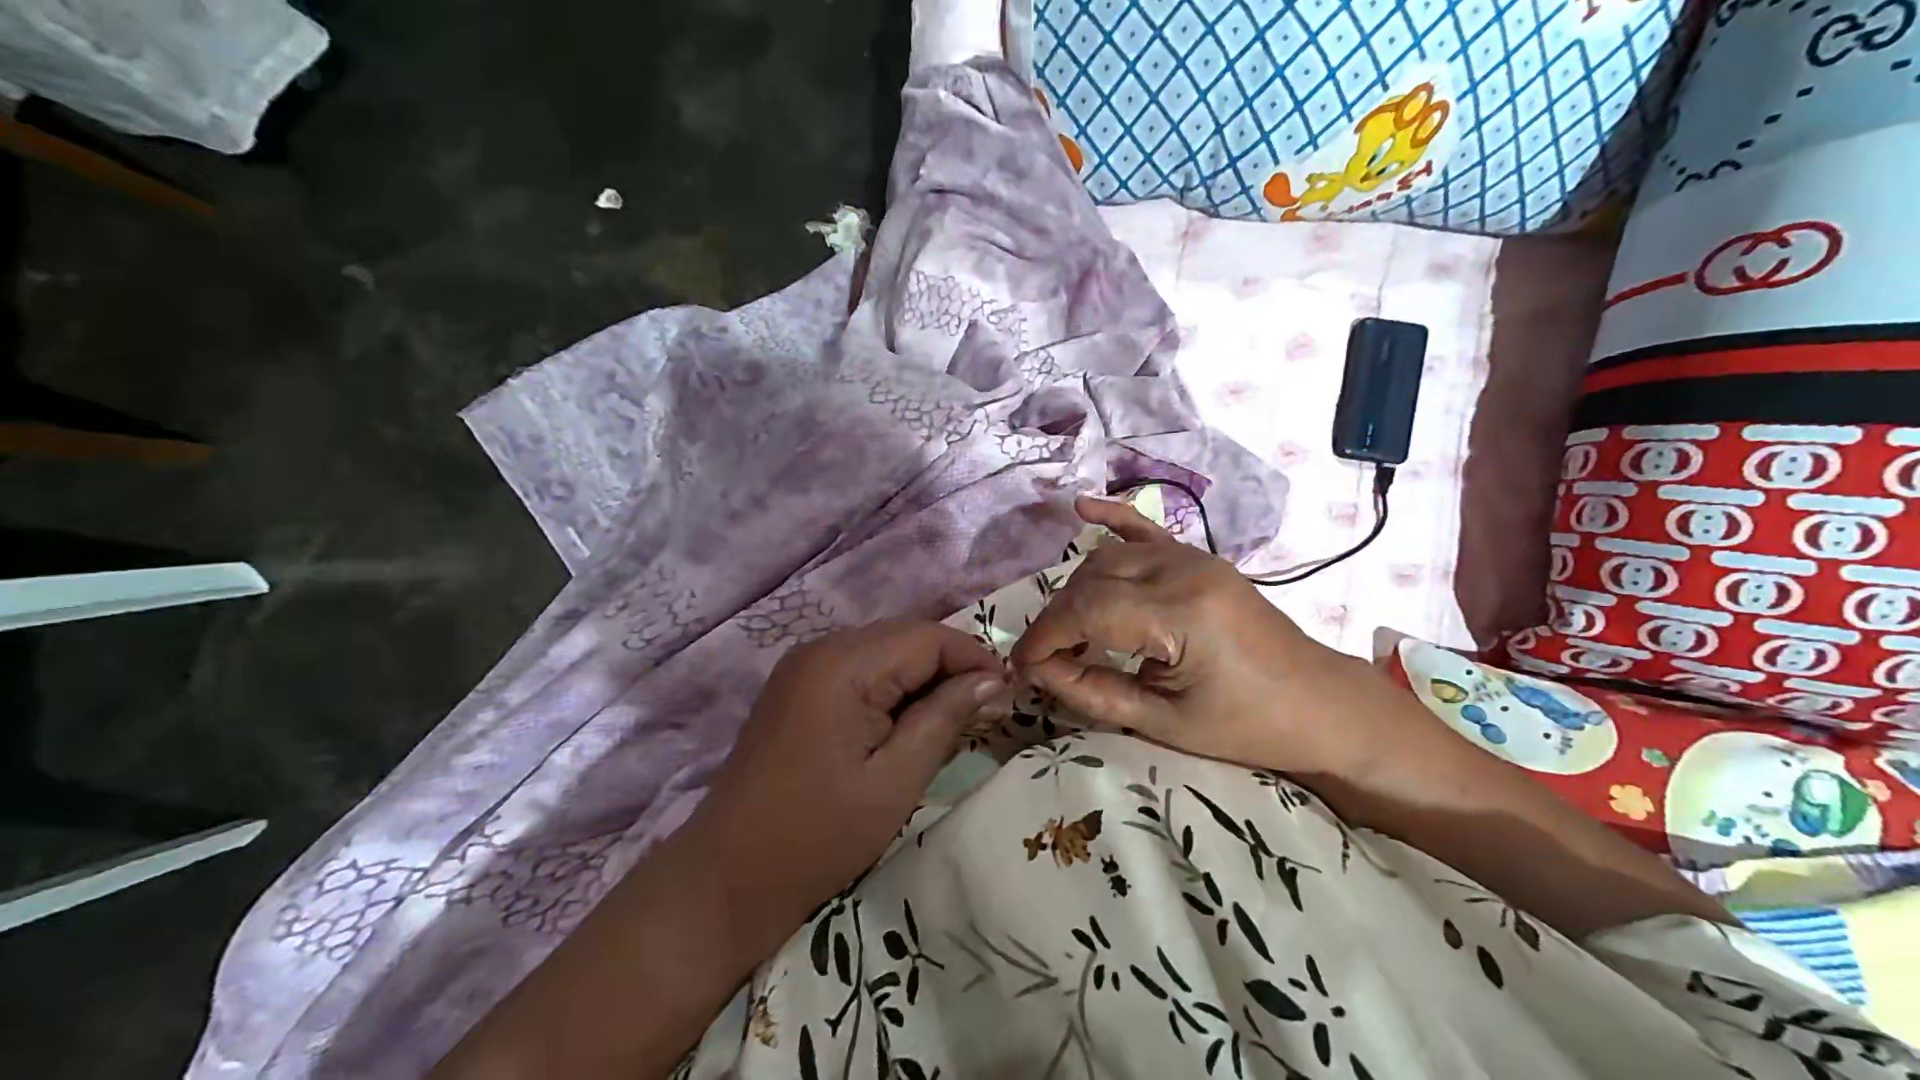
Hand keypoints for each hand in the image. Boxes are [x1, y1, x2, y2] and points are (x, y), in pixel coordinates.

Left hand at [688, 621, 1009, 926]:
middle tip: (987, 709)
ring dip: (923, 676)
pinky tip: (908, 721)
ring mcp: (803, 666)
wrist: (727, 877)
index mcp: (842, 665)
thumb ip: (944, 718)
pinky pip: (859, 668)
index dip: (974, 658)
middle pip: (905, 636)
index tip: (1008, 693)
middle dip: (951, 665)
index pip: (927, 637)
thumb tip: (991, 680)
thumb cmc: (818, 836)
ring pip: (883, 650)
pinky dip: (892, 686)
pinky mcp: (796, 686)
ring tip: (955, 717)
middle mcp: (820, 648)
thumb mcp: (895, 780)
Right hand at [1012, 496, 1366, 774]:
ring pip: (1109, 557)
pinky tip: (1080, 508)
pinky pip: (1146, 529)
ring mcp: (1193, 558)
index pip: (1088, 611)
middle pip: (1092, 580)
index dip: (1046, 637)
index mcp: (1180, 614)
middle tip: (1042, 657)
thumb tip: (1037, 671)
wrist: (1319, 706)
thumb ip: (1092, 691)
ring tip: (1064, 631)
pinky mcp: (1200, 559)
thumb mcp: (1163, 721)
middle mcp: (1183, 571)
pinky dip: (1111, 517)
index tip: (1022, 666)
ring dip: (1077, 590)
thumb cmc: (1246, 725)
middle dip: (1057, 618)